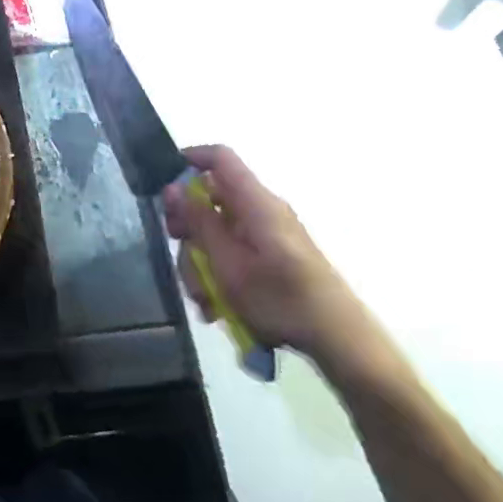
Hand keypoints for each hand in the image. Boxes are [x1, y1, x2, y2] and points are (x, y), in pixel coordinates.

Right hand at [162, 145, 370, 358]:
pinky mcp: (271, 256)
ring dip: (200, 260)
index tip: (161, 184)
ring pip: (215, 231)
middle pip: (209, 200)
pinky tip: (216, 303)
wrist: (341, 343)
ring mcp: (268, 235)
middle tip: (176, 248)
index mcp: (256, 204)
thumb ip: (198, 221)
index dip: (187, 160)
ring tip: (203, 296)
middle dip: (187, 226)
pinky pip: (231, 252)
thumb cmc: (281, 300)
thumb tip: (174, 186)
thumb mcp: (226, 262)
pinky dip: (217, 273)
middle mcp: (262, 212)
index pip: (219, 158)